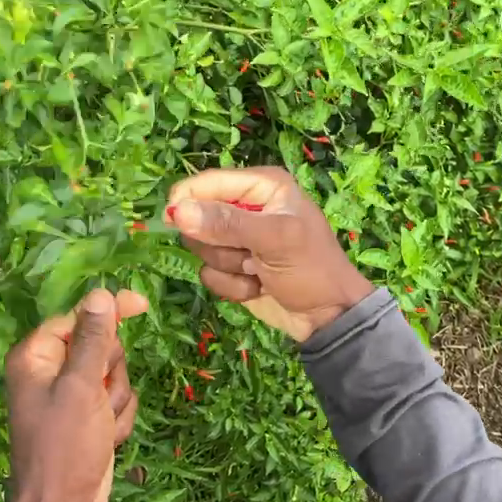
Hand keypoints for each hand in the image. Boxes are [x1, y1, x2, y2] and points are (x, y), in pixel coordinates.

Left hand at [3, 287, 148, 501]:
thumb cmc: (65, 448)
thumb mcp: (81, 388)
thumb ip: (93, 339)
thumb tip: (100, 293)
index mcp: (36, 356)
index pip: (79, 317)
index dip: (109, 313)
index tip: (141, 305)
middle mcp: (49, 370)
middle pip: (101, 346)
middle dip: (110, 373)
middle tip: (99, 399)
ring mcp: (70, 394)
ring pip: (114, 374)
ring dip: (115, 400)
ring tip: (100, 427)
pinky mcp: (87, 415)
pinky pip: (116, 400)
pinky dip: (117, 419)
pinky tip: (105, 439)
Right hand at [167, 167, 373, 341]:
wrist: (329, 318)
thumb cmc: (311, 269)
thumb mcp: (274, 240)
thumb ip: (227, 224)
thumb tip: (178, 211)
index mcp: (262, 186)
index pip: (209, 182)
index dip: (188, 199)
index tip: (173, 219)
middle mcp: (247, 207)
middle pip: (199, 217)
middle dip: (220, 242)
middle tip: (248, 253)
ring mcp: (238, 239)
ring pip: (201, 248)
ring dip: (229, 266)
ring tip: (259, 270)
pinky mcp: (232, 267)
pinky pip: (209, 273)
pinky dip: (233, 285)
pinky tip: (258, 286)